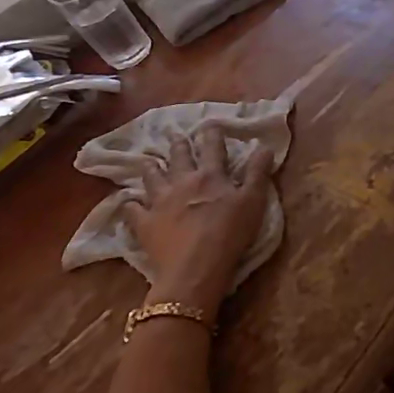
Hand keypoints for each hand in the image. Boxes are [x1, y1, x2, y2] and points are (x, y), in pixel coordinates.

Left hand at [121, 125, 273, 313]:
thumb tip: (265, 145)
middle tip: (176, 137)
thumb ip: (258, 173)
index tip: (210, 123)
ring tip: (150, 161)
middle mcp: (183, 181)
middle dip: (179, 145)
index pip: (211, 147)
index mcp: (210, 175)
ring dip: (152, 167)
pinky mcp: (145, 223)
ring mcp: (160, 201)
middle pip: (179, 157)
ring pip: (152, 177)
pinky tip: (128, 202)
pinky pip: (133, 210)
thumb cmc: (230, 234)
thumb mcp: (253, 202)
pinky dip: (130, 204)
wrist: (196, 269)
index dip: (211, 133)